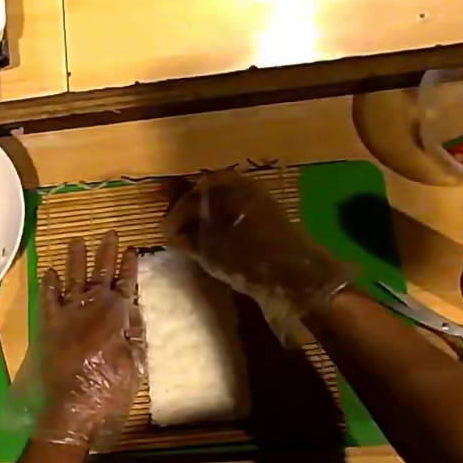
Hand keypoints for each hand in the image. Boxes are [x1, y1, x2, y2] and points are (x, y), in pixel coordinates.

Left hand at [29, 232, 144, 452]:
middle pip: (101, 274)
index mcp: (116, 315)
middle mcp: (92, 307)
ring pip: (73, 278)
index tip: (132, 250)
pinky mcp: (49, 324)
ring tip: (77, 241)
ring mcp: (68, 313)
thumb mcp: (135, 361)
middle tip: (110, 233)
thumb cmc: (110, 387)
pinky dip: (48, 284)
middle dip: (106, 253)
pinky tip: (49, 271)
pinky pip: (48, 298)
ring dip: (76, 260)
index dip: (129, 267)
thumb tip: (132, 308)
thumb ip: (134, 332)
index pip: (126, 284)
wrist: (74, 406)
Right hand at [162, 171, 354, 331]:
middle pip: (211, 194)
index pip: (194, 193)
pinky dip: (227, 224)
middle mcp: (247, 187)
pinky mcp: (274, 216)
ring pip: (227, 203)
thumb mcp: (211, 252)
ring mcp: (263, 200)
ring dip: (210, 219)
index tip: (167, 232)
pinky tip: (221, 243)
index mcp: (230, 187)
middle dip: (193, 213)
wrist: (296, 276)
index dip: (177, 214)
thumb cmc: (249, 260)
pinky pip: (241, 213)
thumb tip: (174, 236)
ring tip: (198, 240)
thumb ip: (189, 241)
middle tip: (180, 233)